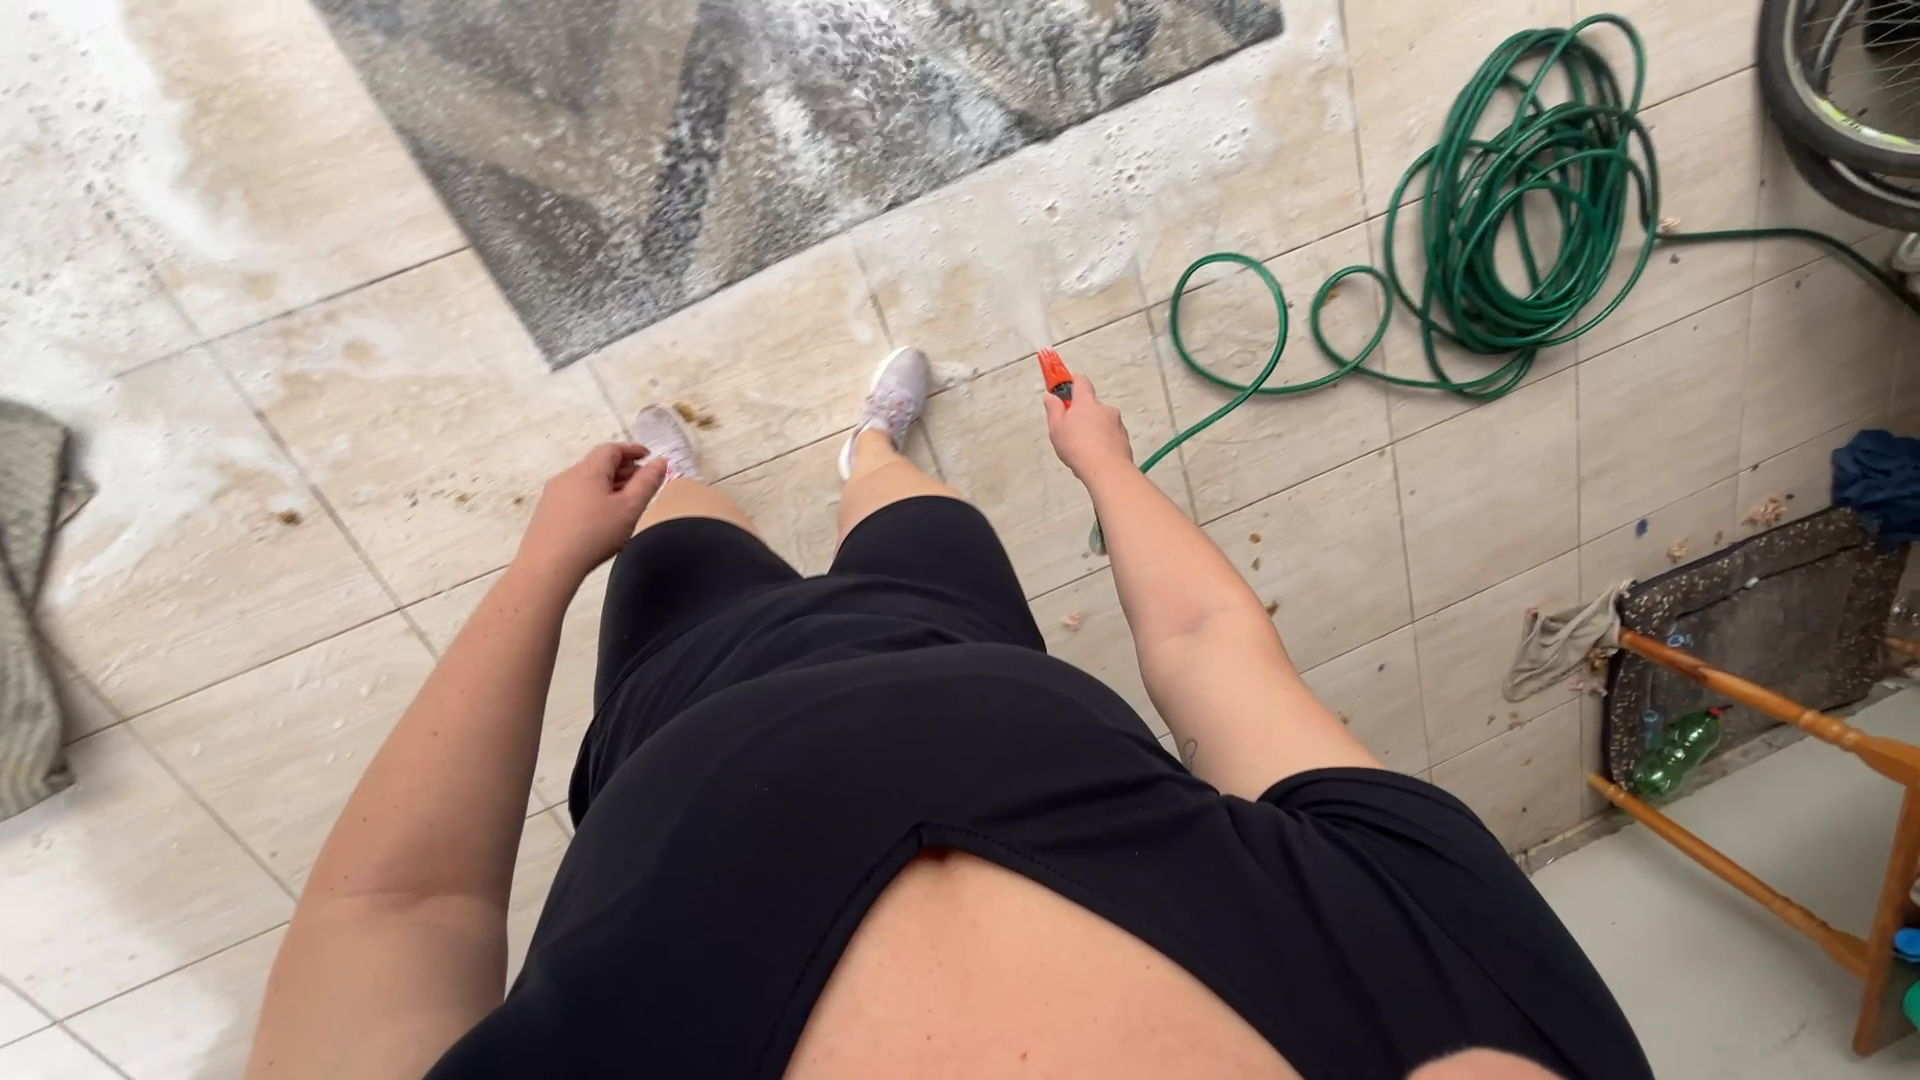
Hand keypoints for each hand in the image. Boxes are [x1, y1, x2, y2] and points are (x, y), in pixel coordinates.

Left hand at [515, 443, 667, 579]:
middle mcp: (568, 476)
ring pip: (587, 480)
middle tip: (642, 483)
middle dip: (623, 469)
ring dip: (609, 484)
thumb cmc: (595, 534)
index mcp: (588, 471)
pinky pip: (576, 494)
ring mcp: (554, 494)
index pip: (611, 449)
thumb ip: (647, 483)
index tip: (649, 456)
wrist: (549, 565)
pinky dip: (594, 496)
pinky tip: (601, 517)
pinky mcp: (547, 512)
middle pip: (598, 464)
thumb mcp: (630, 508)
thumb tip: (660, 462)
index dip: (632, 450)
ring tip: (625, 502)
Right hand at [1044, 374, 1133, 480]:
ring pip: (1101, 422)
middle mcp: (1105, 408)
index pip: (1081, 381)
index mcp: (1086, 402)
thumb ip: (1053, 409)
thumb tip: (1051, 396)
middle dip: (1082, 415)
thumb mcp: (1056, 428)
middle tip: (1071, 432)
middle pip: (1091, 405)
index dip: (1073, 382)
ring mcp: (1117, 423)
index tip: (1066, 388)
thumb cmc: (1076, 446)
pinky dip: (1103, 442)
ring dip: (1093, 430)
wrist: (1107, 469)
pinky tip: (1095, 458)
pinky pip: (1110, 436)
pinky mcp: (1124, 438)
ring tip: (1083, 450)